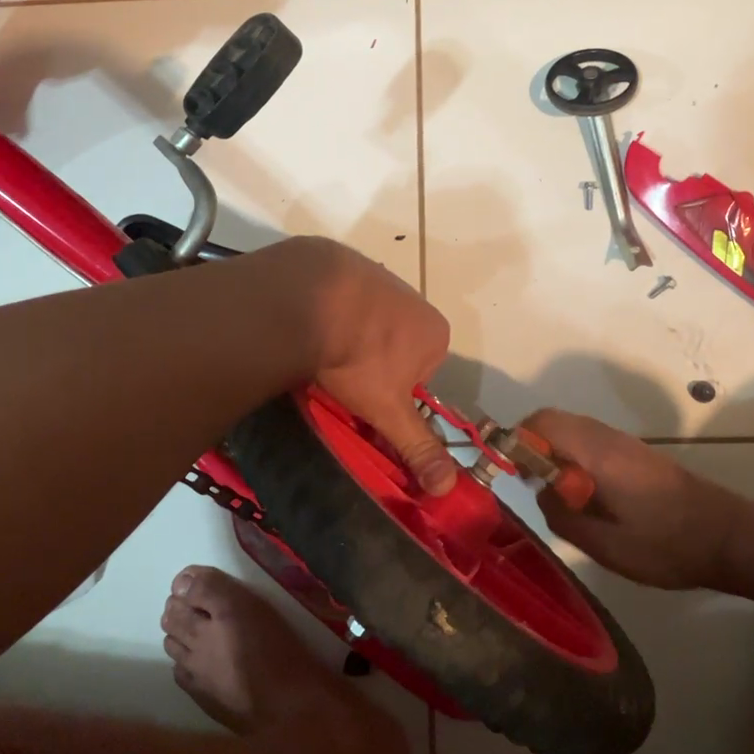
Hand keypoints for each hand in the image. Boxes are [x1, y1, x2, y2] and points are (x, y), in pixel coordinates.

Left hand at [276, 238, 456, 494]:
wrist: (310, 297)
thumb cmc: (360, 357)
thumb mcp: (389, 410)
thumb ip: (417, 446)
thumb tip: (448, 489)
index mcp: (435, 332)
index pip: (422, 373)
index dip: (394, 391)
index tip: (368, 399)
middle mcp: (414, 299)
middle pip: (396, 344)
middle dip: (371, 361)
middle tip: (341, 377)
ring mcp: (379, 276)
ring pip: (365, 319)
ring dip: (348, 334)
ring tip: (319, 354)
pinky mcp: (342, 263)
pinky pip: (337, 297)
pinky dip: (325, 311)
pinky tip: (306, 325)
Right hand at [523, 409, 744, 589]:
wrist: (728, 536)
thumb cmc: (667, 545)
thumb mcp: (606, 546)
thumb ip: (564, 517)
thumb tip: (543, 494)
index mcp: (598, 454)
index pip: (543, 423)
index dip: (518, 440)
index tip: (511, 472)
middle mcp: (608, 438)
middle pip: (554, 421)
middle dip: (532, 447)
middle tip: (530, 486)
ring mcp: (625, 443)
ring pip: (573, 430)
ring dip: (554, 454)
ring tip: (556, 495)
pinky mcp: (636, 454)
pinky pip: (591, 442)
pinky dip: (574, 458)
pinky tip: (585, 496)